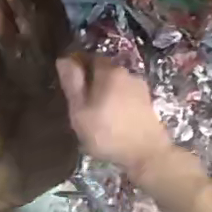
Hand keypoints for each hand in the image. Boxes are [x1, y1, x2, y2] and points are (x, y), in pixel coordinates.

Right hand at [55, 54, 176, 179]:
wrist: (147, 154)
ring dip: (105, 93)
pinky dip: (117, 102)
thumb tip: (64, 59)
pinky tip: (113, 119)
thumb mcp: (80, 111)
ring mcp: (140, 87)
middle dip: (91, 82)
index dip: (76, 70)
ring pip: (115, 84)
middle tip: (81, 105)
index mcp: (108, 71)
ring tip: (97, 114)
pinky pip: (125, 95)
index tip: (69, 88)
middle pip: (102, 70)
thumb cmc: (107, 133)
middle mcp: (126, 72)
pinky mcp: (147, 102)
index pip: (87, 58)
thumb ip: (72, 83)